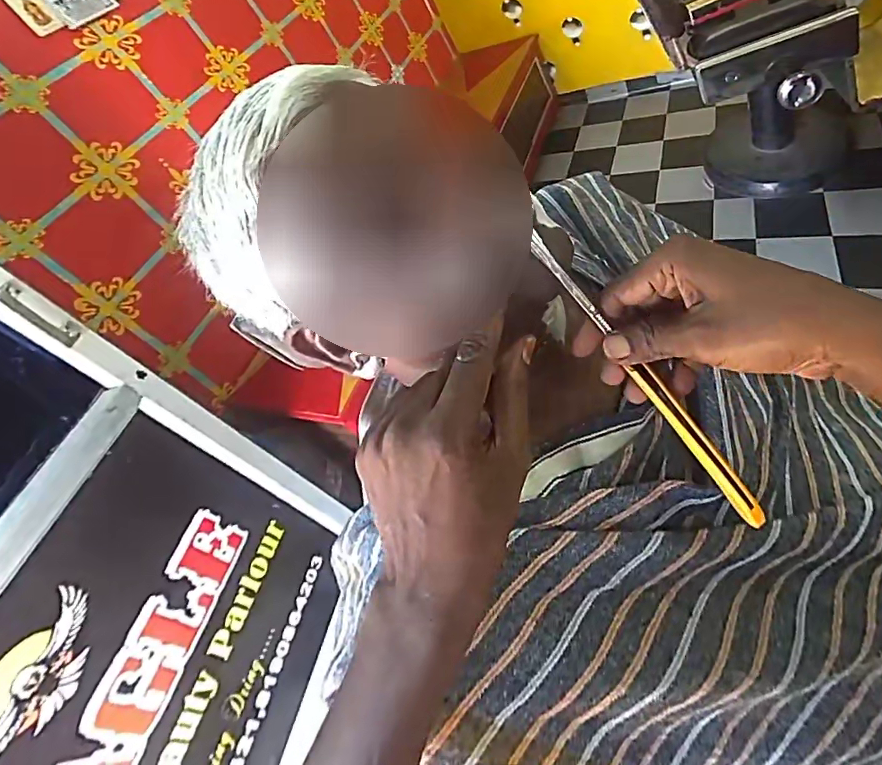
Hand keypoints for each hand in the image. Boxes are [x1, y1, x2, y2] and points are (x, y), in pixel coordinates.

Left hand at [359, 314, 534, 608]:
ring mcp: (378, 433)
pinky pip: (393, 401)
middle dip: (465, 364)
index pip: (469, 359)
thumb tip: (518, 346)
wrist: (428, 576)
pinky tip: (431, 421)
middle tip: (485, 372)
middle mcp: (405, 424)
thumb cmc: (484, 522)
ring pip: (415, 383)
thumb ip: (511, 397)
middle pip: (440, 368)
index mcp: (447, 432)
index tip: (495, 304)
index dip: (485, 330)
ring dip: (439, 384)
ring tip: (458, 409)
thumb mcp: (511, 460)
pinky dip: (415, 402)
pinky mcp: (363, 441)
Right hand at [570, 235, 881, 382]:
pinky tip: (676, 388)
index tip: (582, 358)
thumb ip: (649, 342)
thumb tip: (607, 349)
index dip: (598, 326)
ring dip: (651, 359)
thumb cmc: (765, 325)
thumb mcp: (702, 338)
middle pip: (639, 309)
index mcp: (673, 260)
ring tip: (640, 397)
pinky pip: (687, 330)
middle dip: (626, 348)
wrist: (837, 330)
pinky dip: (679, 357)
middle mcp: (684, 267)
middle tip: (612, 385)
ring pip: (662, 324)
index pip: (619, 292)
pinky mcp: (722, 307)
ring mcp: (704, 288)